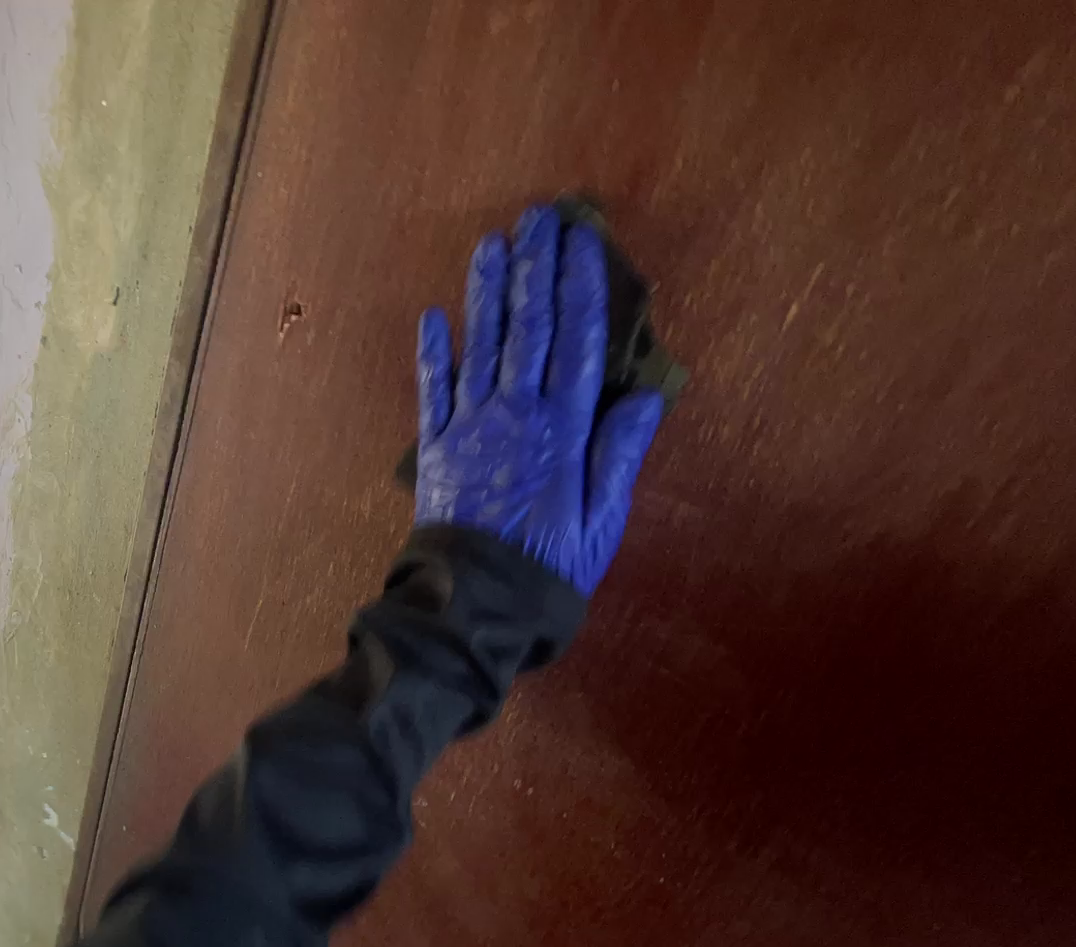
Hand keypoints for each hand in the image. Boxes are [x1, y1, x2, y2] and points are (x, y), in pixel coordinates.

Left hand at [414, 204, 664, 593]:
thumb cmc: (551, 562)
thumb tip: (644, 392)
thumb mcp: (604, 517)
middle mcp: (514, 413)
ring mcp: (468, 426)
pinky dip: (432, 354)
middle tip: (536, 219)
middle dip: (533, 270)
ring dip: (485, 294)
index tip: (581, 240)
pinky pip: (432, 391)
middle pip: (528, 329)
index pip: (577, 340)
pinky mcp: (434, 446)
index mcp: (562, 426)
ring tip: (490, 244)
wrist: (479, 597)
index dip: (580, 286)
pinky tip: (432, 315)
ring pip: (481, 347)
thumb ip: (619, 451)